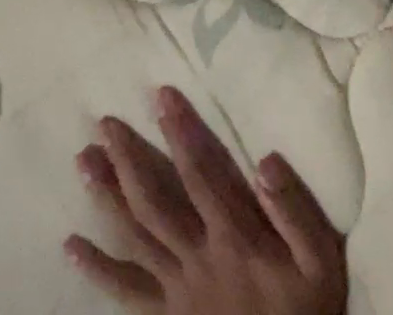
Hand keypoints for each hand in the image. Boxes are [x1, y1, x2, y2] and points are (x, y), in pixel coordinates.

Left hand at [65, 86, 347, 314]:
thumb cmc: (308, 304)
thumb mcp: (320, 257)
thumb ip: (295, 210)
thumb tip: (266, 160)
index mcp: (234, 235)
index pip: (201, 173)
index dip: (181, 132)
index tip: (162, 98)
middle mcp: (197, 255)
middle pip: (154, 201)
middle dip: (129, 159)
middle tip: (104, 124)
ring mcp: (176, 286)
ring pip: (133, 236)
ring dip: (106, 197)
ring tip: (84, 162)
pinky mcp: (165, 313)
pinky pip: (124, 290)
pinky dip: (96, 268)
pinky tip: (72, 245)